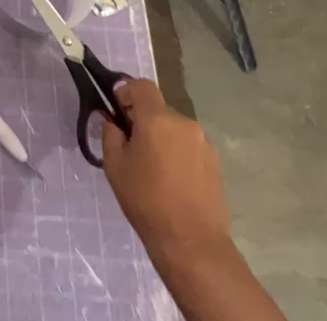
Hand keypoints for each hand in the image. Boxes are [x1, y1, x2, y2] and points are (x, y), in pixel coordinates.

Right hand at [101, 77, 233, 264]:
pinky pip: (189, 146)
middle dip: (143, 120)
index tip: (117, 111)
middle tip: (131, 146)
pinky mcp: (215, 162)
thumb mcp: (115, 165)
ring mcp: (204, 142)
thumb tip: (112, 120)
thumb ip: (111, 134)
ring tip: (153, 168)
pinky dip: (177, 153)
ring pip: (174, 128)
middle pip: (158, 109)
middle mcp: (184, 123)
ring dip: (162, 137)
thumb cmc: (146, 200)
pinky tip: (172, 180)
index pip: (141, 86)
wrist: (192, 241)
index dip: (126, 92)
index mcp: (157, 120)